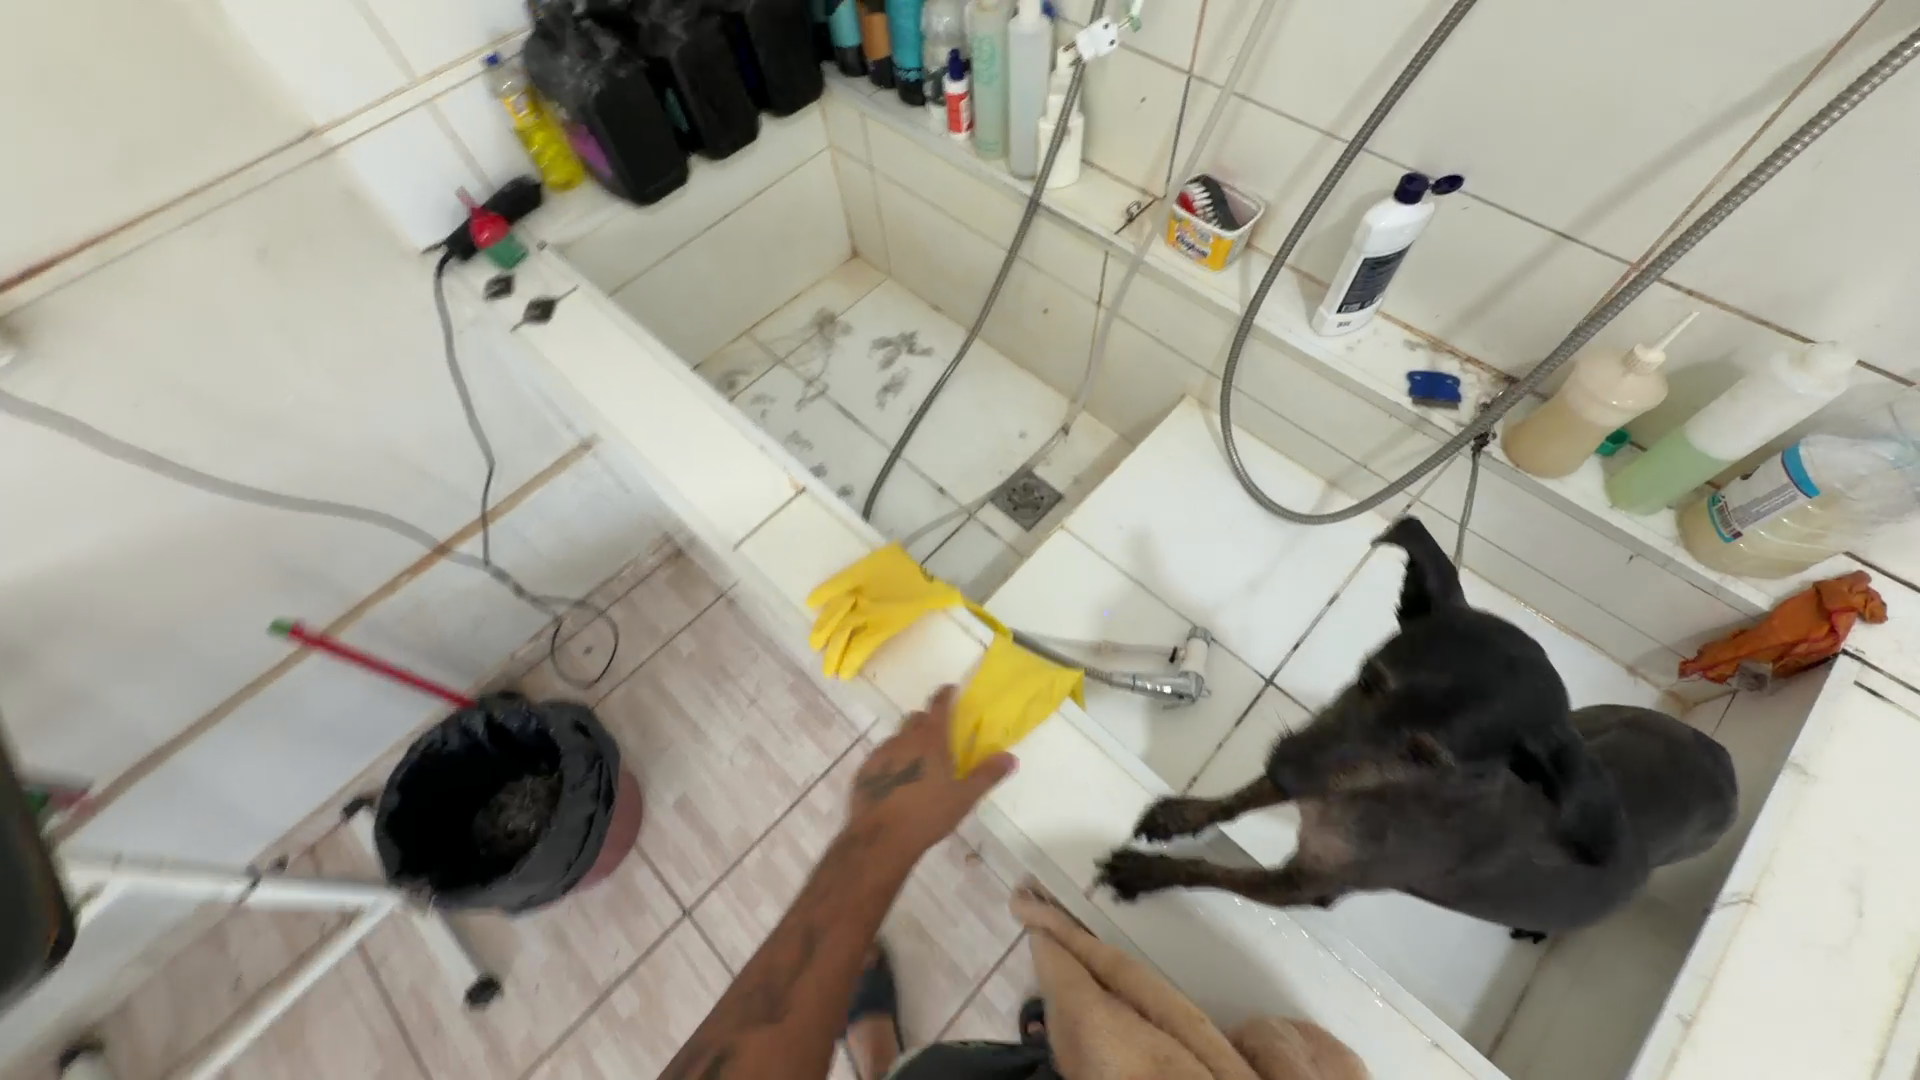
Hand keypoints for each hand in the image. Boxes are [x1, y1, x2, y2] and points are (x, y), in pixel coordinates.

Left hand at [848, 686, 1015, 856]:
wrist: (881, 839)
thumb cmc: (928, 815)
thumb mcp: (964, 797)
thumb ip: (987, 774)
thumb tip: (1010, 757)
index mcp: (930, 739)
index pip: (938, 705)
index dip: (945, 695)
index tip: (951, 690)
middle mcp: (903, 739)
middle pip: (916, 719)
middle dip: (927, 722)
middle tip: (940, 738)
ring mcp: (881, 754)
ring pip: (897, 738)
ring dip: (908, 743)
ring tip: (919, 765)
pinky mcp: (865, 771)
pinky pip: (882, 758)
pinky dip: (892, 762)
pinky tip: (897, 782)